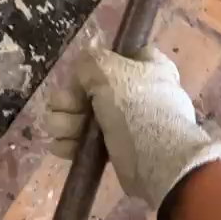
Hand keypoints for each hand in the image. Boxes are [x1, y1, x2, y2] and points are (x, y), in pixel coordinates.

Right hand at [47, 45, 220, 209]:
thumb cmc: (137, 108)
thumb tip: (83, 71)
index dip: (93, 66)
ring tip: (62, 131)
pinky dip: (72, 144)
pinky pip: (87, 142)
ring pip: (84, 117)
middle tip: (65, 108)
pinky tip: (62, 146)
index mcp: (147, 66)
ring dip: (65, 123)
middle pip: (90, 89)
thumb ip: (88, 62)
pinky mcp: (117, 149)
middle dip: (69, 100)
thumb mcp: (108, 70)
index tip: (81, 77)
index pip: (114, 57)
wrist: (158, 161)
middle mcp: (138, 92)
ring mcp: (127, 123)